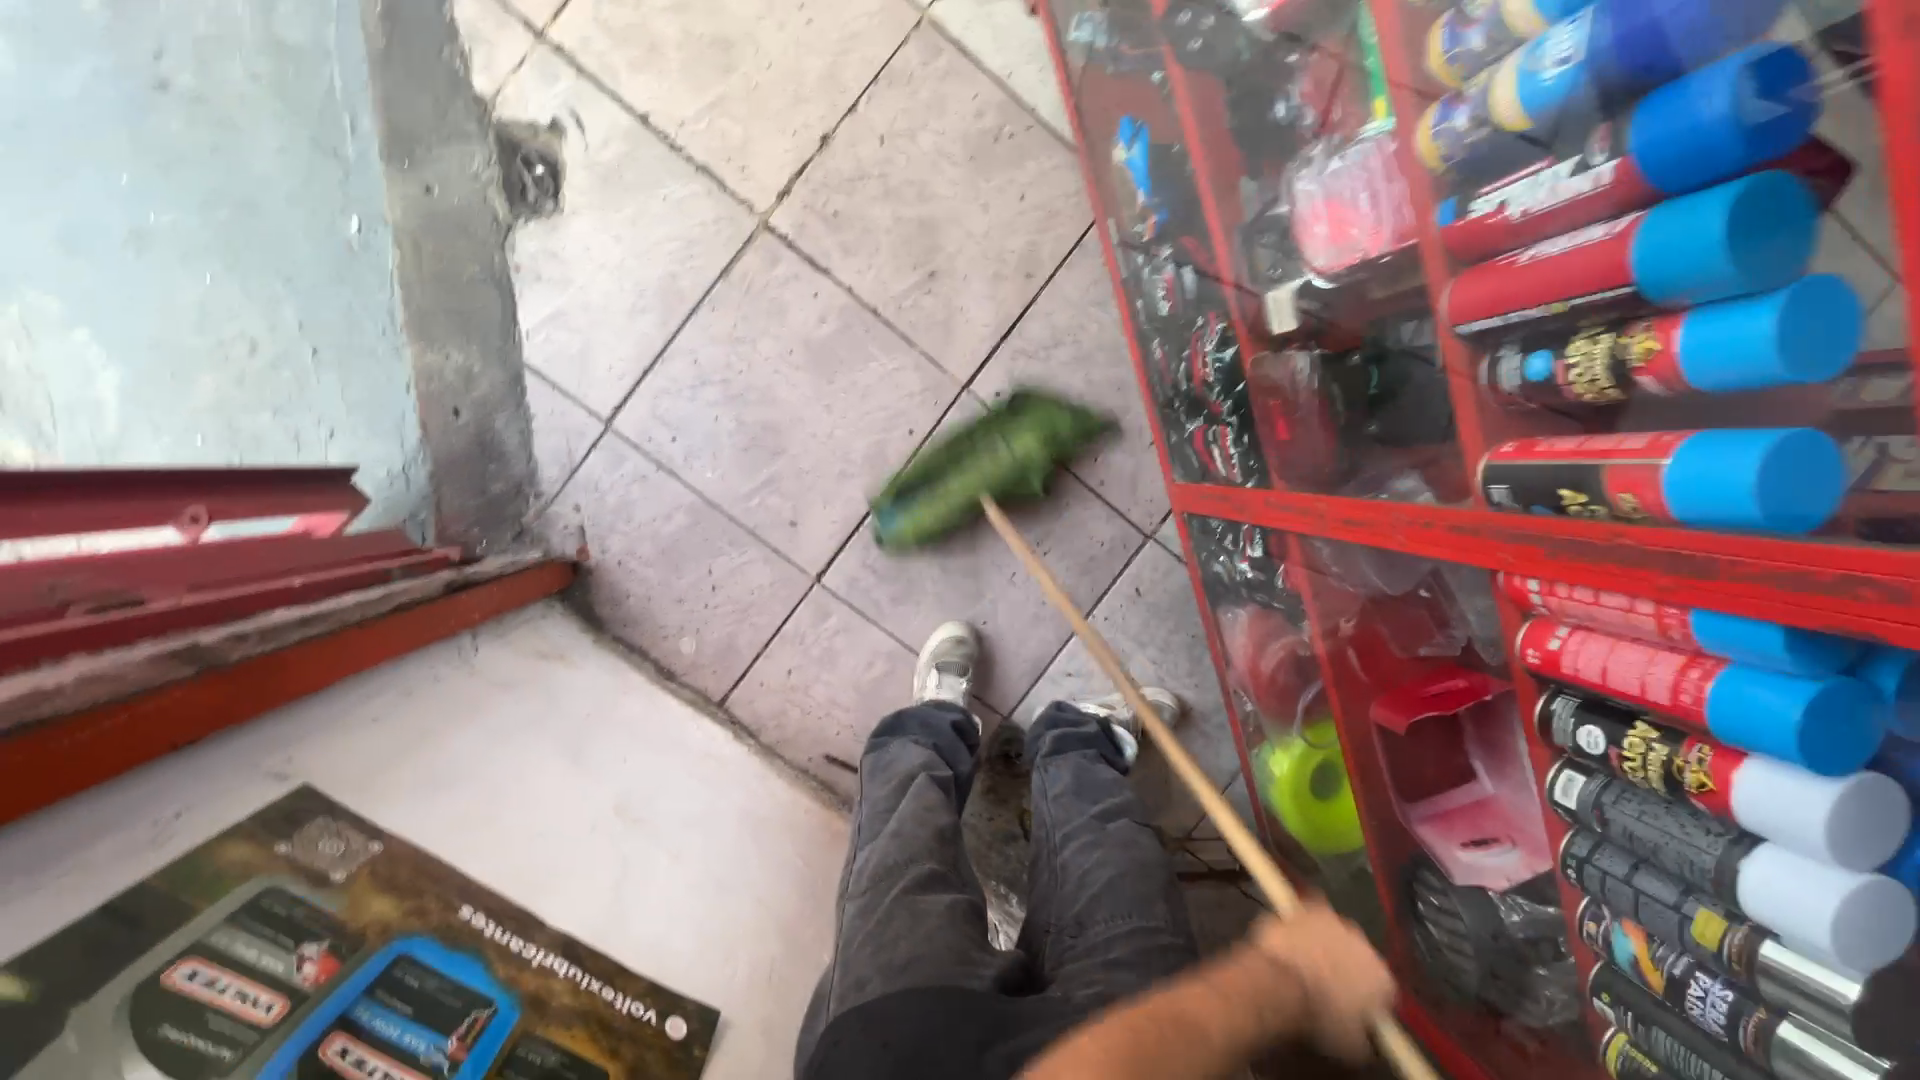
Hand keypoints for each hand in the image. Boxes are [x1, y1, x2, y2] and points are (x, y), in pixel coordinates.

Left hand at [1246, 903, 1395, 1064]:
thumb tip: (1362, 1039)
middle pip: (1359, 955)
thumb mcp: (1350, 1045)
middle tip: (1326, 982)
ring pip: (1335, 931)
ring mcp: (1336, 921)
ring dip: (1326, 941)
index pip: (1382, 990)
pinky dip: (1305, 919)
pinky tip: (1295, 930)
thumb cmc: (1320, 1017)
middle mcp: (1366, 945)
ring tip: (1307, 957)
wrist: (1284, 982)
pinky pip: (1310, 909)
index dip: (1367, 999)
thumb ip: (1364, 1039)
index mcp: (1383, 979)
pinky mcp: (1309, 906)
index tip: (1352, 1007)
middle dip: (1346, 966)